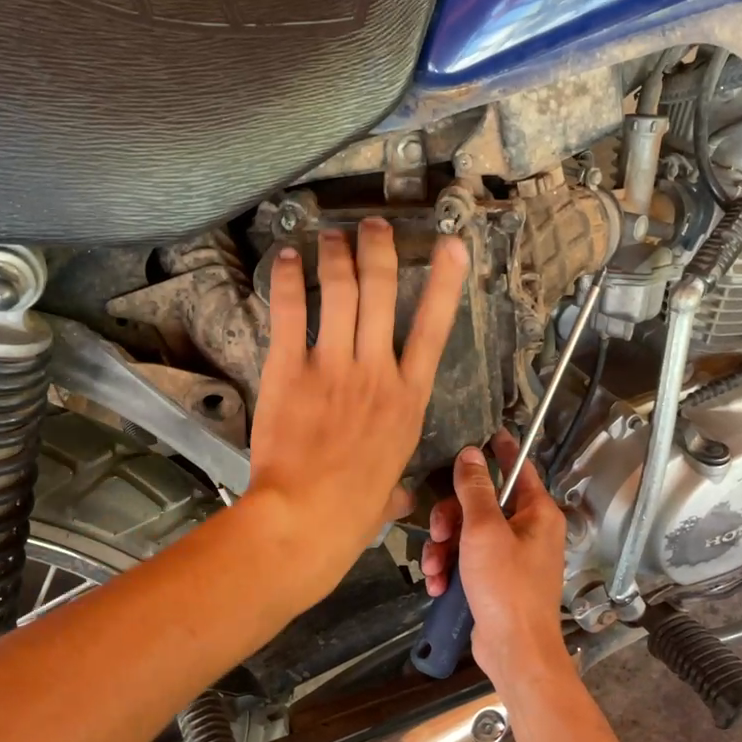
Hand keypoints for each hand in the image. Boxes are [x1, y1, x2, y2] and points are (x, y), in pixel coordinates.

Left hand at [245, 218, 466, 599]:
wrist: (307, 516)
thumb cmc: (353, 510)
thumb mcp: (391, 491)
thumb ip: (396, 482)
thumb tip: (399, 498)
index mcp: (409, 399)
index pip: (435, 327)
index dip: (446, 281)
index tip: (451, 246)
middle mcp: (377, 370)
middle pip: (382, 291)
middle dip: (378, 249)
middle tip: (371, 226)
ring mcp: (334, 365)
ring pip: (341, 290)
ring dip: (337, 253)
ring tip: (331, 233)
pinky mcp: (289, 369)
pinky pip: (292, 311)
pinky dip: (290, 280)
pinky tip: (289, 259)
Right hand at [420, 430, 570, 683]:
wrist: (515, 651)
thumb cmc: (506, 587)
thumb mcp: (484, 532)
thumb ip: (474, 490)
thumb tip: (470, 453)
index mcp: (538, 513)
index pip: (520, 469)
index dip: (500, 452)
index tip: (486, 433)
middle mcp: (529, 531)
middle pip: (482, 505)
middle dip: (452, 519)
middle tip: (438, 533)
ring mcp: (513, 558)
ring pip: (468, 535)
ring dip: (445, 549)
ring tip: (435, 568)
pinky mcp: (496, 581)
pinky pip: (468, 562)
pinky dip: (451, 570)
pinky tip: (439, 586)